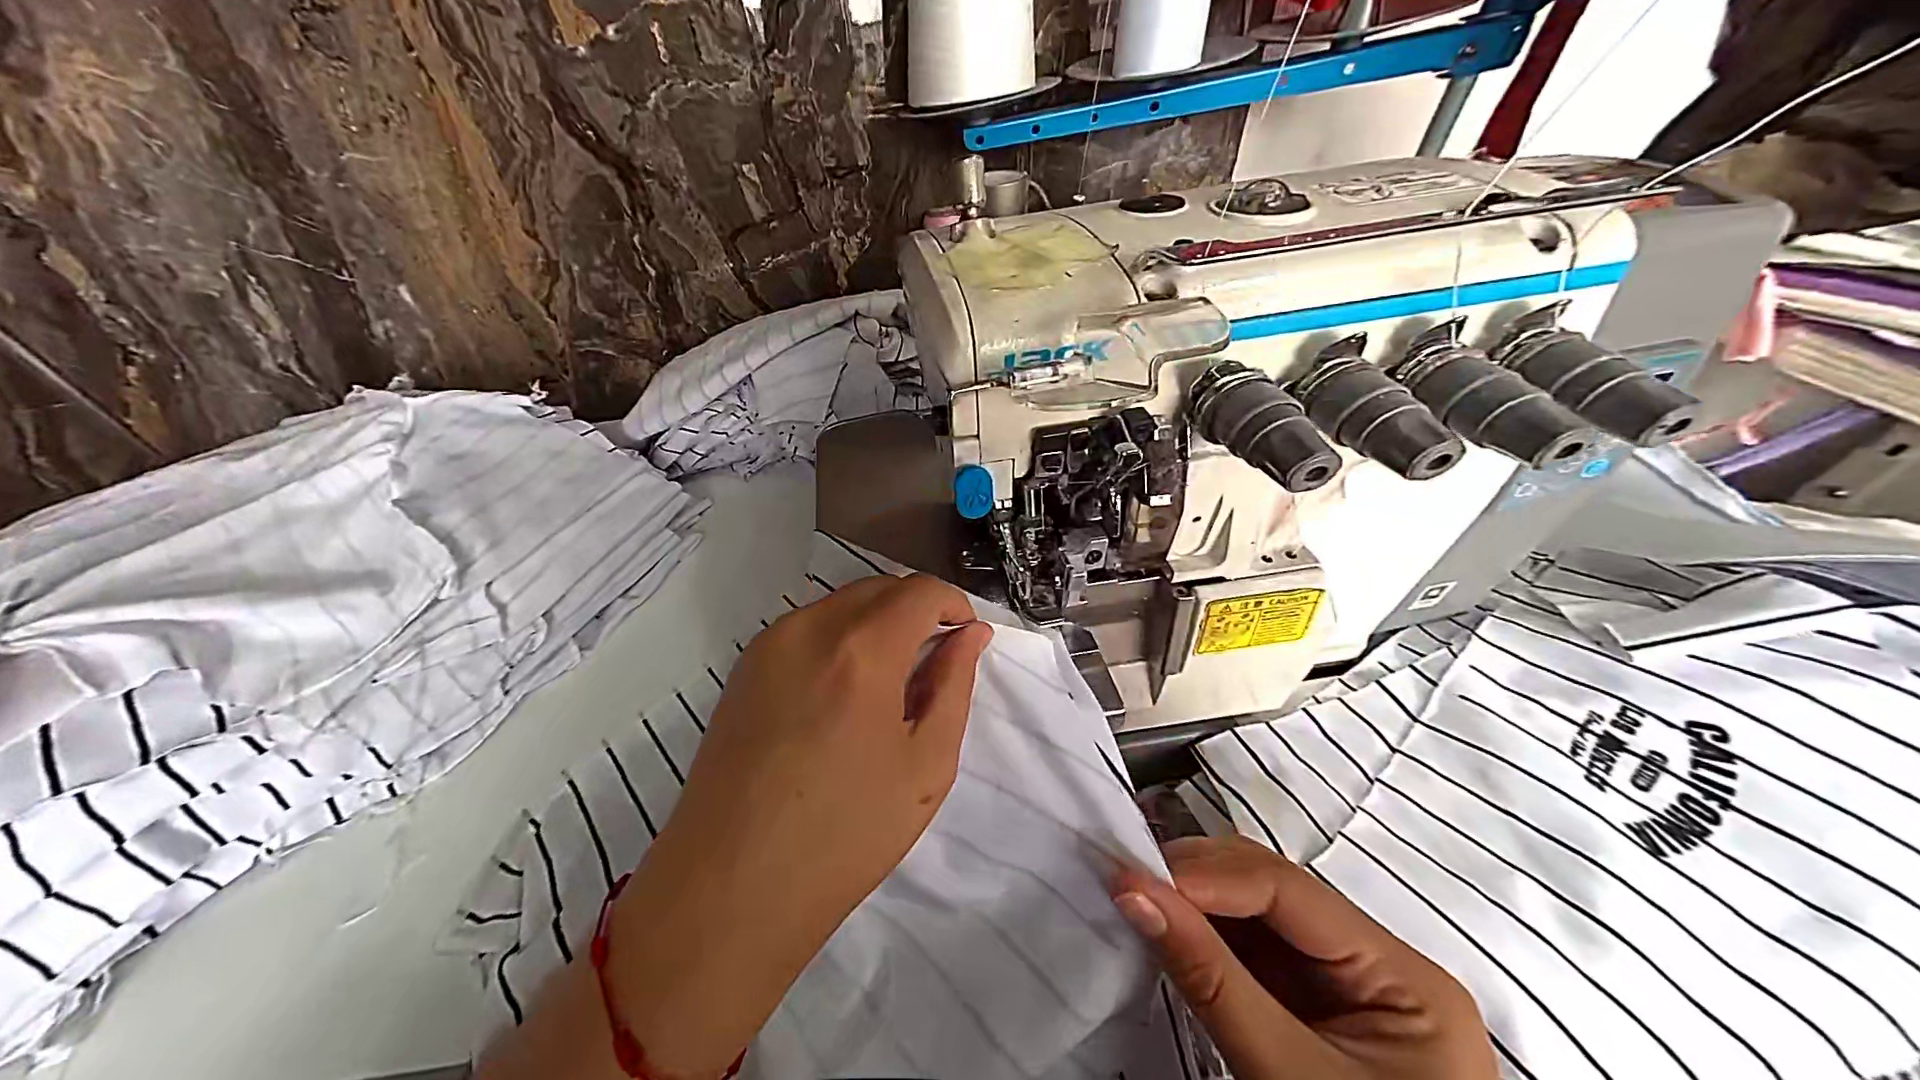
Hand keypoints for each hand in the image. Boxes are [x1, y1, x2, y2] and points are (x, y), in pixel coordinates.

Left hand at [600, 575, 991, 1075]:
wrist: (730, 888)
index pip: (920, 590)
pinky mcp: (742, 667)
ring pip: (840, 604)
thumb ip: (953, 685)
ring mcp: (768, 644)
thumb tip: (969, 636)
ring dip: (877, 622)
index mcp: (861, 650)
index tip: (966, 638)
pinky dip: (839, 638)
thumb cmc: (845, 834)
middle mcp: (810, 628)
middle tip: (935, 660)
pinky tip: (842, 694)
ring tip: (890, 682)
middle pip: (878, 588)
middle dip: (917, 610)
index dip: (954, 605)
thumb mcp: (926, 764)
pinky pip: (806, 628)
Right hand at [1111, 836, 1496, 1079]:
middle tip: (1130, 882)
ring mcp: (1344, 984)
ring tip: (1139, 898)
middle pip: (1273, 887)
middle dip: (1197, 879)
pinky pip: (1249, 948)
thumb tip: (1137, 895)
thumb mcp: (1285, 1075)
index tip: (1137, 878)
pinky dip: (1204, 935)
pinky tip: (1169, 929)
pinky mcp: (1311, 1004)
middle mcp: (1379, 965)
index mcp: (1404, 978)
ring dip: (1193, 901)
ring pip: (1255, 911)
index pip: (1289, 890)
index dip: (1208, 876)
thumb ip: (1210, 979)